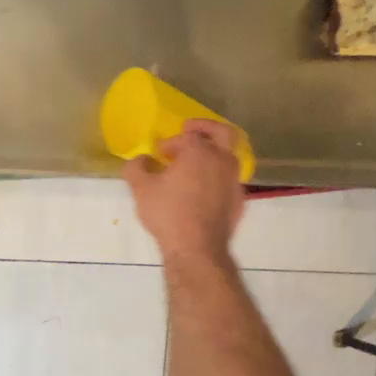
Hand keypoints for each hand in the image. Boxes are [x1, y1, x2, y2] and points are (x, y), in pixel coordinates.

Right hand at [122, 119, 244, 265]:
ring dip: (212, 153)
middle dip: (206, 127)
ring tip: (194, 164)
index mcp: (199, 152)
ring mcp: (234, 179)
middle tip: (191, 129)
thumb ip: (136, 168)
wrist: (197, 247)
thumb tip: (141, 160)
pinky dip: (216, 175)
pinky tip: (201, 189)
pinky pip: (228, 178)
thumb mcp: (141, 189)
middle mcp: (222, 160)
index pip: (188, 136)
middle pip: (223, 133)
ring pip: (228, 156)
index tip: (159, 153)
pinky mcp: (239, 198)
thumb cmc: (168, 213)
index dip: (171, 142)